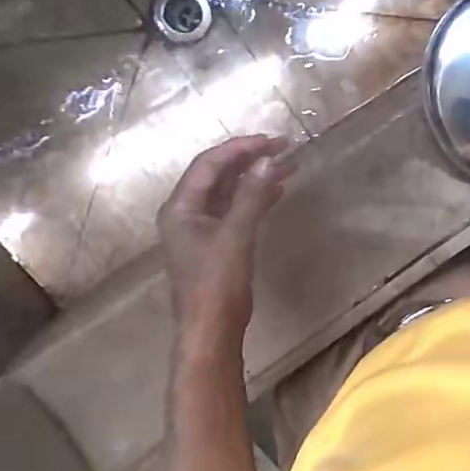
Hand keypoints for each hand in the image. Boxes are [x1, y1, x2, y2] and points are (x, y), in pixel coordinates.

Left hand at [157, 136, 296, 355]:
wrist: (212, 329)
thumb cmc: (216, 281)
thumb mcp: (235, 234)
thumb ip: (252, 195)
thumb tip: (269, 160)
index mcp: (181, 206)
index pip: (209, 163)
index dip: (241, 148)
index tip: (272, 141)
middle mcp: (187, 212)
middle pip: (219, 173)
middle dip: (250, 159)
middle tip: (283, 147)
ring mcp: (202, 227)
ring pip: (230, 190)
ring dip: (256, 176)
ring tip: (288, 164)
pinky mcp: (217, 241)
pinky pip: (236, 208)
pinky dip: (256, 196)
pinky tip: (278, 190)